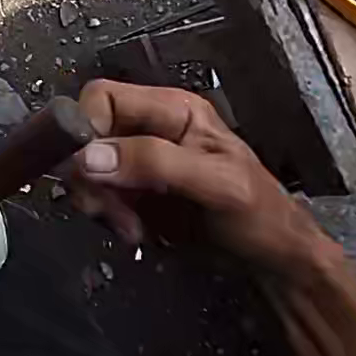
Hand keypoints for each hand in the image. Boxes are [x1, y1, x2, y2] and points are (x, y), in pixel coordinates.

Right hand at [67, 79, 340, 278]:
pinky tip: (133, 229)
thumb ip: (153, 163)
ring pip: (85, 168)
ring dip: (98, 201)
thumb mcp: (214, 184)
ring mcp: (136, 160)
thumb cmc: (259, 215)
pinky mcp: (130, 190)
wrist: (270, 256)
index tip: (89, 168)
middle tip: (108, 207)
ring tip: (129, 224)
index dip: (86, 128)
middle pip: (86, 135)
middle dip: (90, 175)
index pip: (102, 98)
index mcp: (171, 110)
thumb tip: (88, 156)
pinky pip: (96, 194)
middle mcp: (148, 129)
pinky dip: (105, 215)